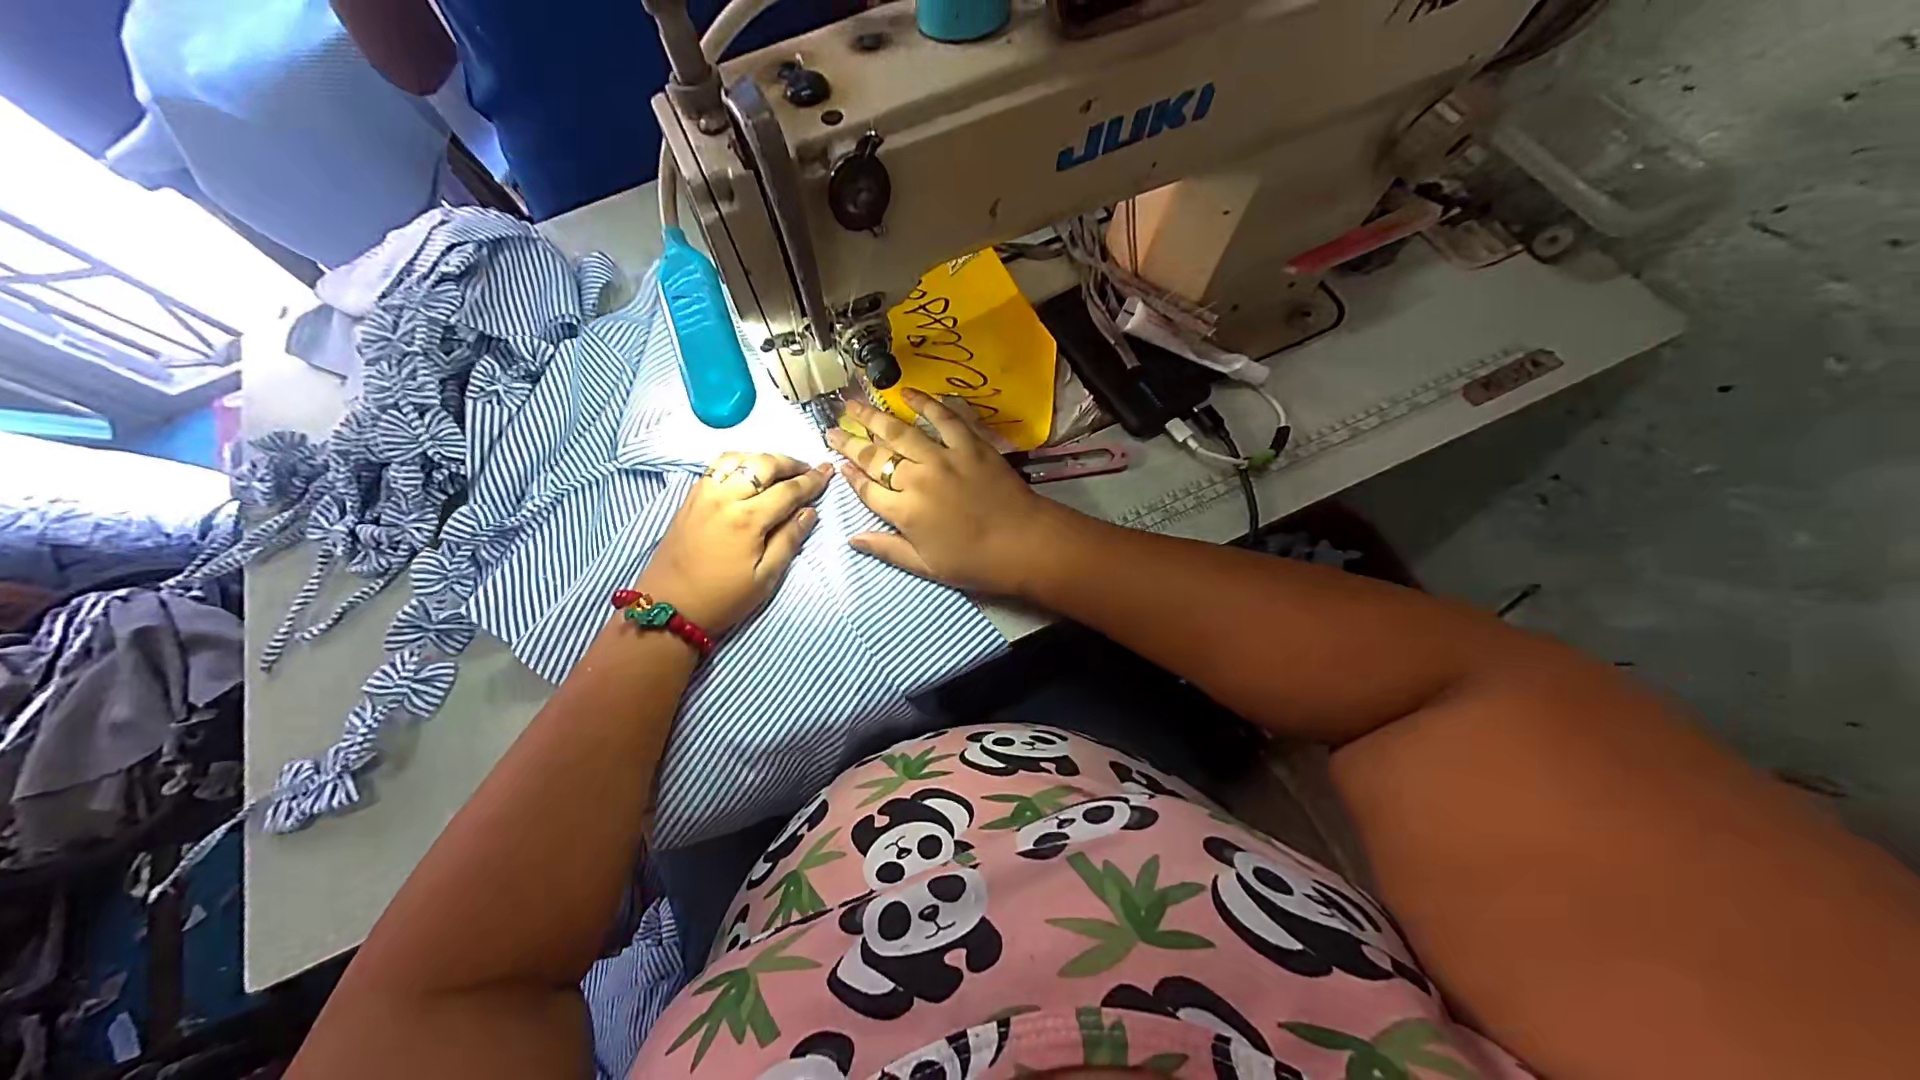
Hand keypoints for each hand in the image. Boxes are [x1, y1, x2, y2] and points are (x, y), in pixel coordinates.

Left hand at [635, 454, 830, 633]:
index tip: (828, 471)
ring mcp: (704, 494)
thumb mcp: (765, 578)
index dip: (812, 480)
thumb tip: (809, 512)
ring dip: (763, 459)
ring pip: (738, 458)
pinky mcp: (690, 498)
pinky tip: (748, 472)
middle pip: (763, 464)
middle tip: (808, 469)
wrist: (669, 607)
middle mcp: (725, 498)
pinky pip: (716, 467)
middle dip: (790, 463)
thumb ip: (789, 540)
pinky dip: (738, 462)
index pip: (788, 490)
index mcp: (747, 519)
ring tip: (779, 469)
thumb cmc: (723, 599)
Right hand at [828, 391, 1084, 595]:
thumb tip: (852, 538)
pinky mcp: (969, 444)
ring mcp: (942, 457)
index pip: (867, 489)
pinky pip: (943, 418)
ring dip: (874, 417)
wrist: (1024, 543)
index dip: (850, 476)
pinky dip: (925, 402)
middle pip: (875, 456)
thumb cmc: (975, 562)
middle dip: (850, 442)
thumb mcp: (926, 567)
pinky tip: (907, 392)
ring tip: (852, 405)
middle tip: (831, 429)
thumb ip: (887, 549)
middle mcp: (916, 479)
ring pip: (900, 432)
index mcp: (904, 512)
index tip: (837, 464)